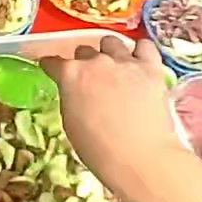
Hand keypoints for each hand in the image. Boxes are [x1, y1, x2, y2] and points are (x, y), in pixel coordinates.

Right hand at [40, 36, 185, 198]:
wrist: (140, 159)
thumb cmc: (98, 149)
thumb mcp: (70, 122)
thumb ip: (70, 97)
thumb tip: (75, 91)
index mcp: (70, 74)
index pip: (53, 62)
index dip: (51, 66)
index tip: (52, 69)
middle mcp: (95, 61)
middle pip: (84, 50)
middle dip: (83, 62)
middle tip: (89, 79)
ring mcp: (124, 61)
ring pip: (111, 42)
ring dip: (109, 53)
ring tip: (115, 68)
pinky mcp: (150, 68)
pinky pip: (144, 46)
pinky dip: (140, 51)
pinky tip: (139, 61)